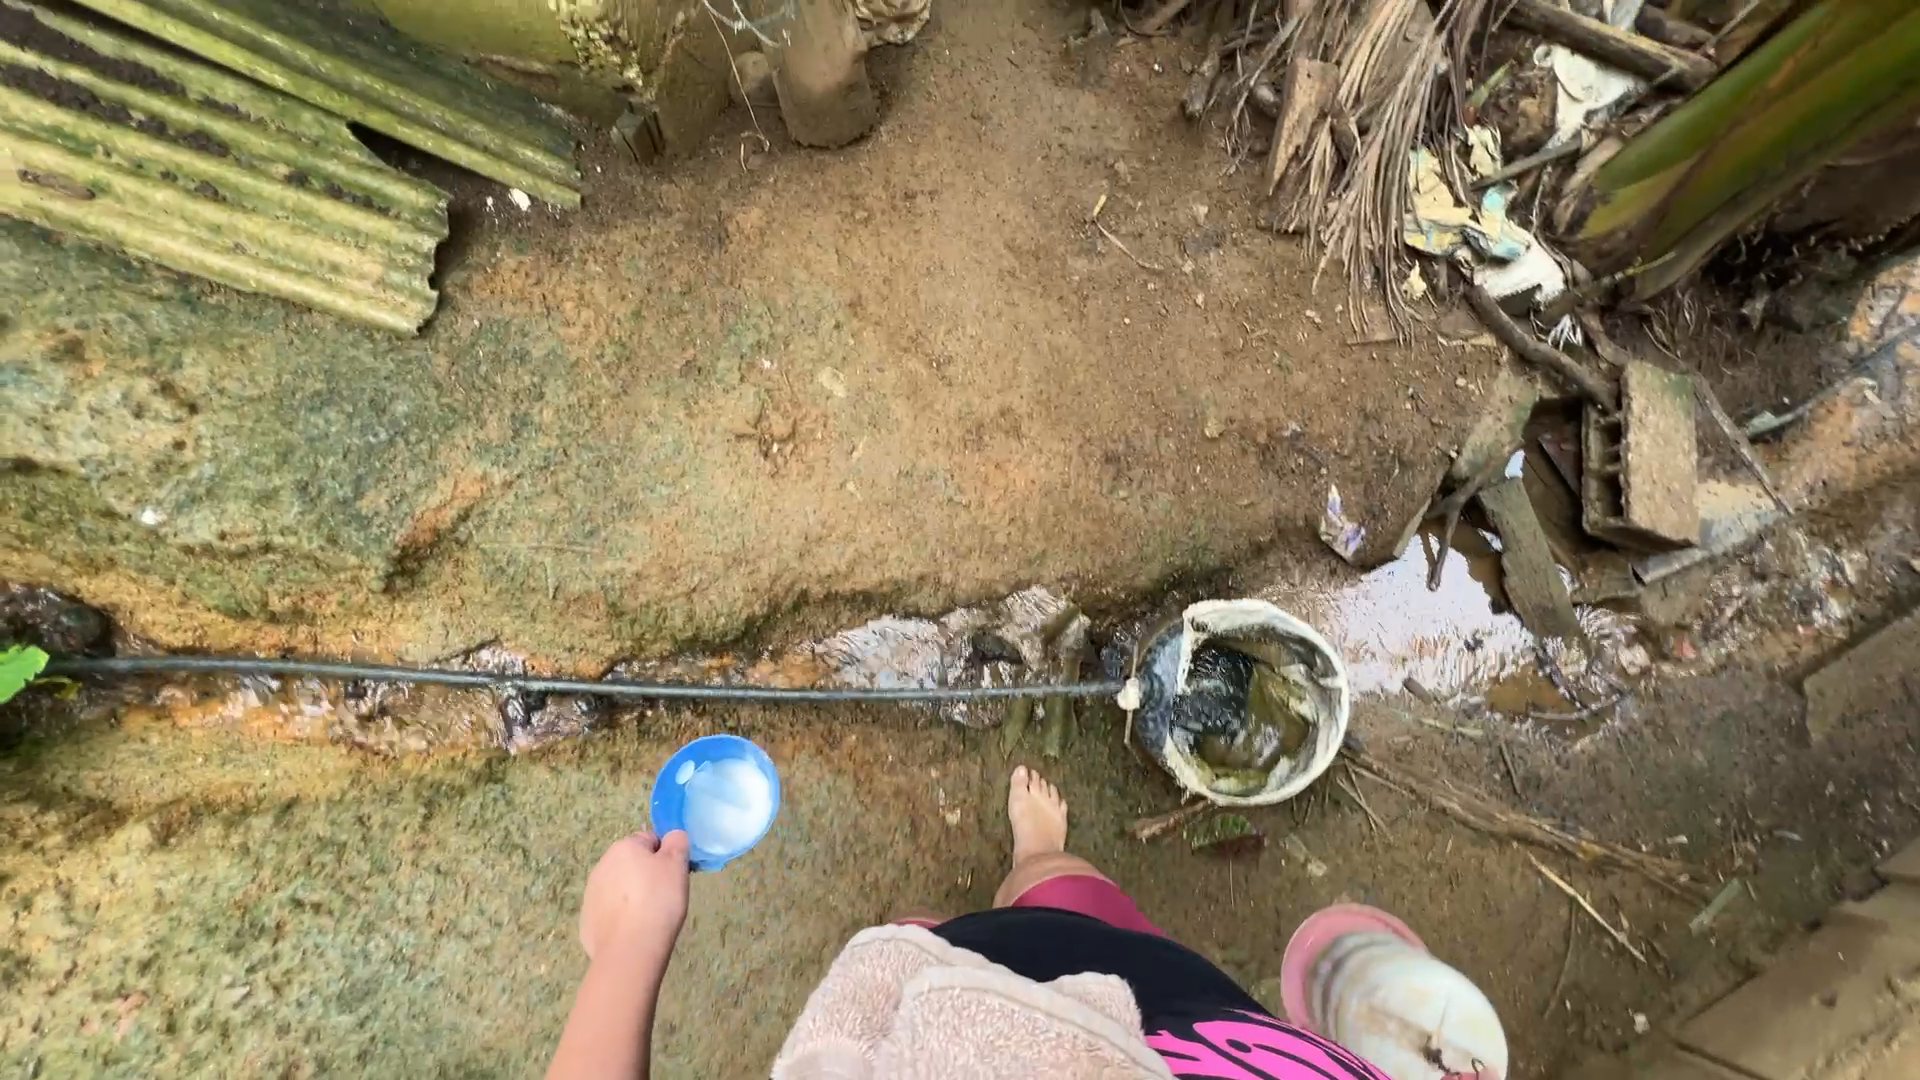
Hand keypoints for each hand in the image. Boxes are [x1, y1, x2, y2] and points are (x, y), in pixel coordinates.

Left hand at [577, 830, 689, 961]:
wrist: (630, 949)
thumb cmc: (658, 899)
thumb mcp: (678, 862)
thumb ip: (677, 841)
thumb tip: (671, 839)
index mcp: (624, 847)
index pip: (650, 840)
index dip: (666, 855)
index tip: (674, 874)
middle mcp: (602, 866)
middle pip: (633, 863)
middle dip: (648, 875)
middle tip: (665, 894)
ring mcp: (591, 895)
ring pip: (621, 887)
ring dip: (634, 895)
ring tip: (650, 914)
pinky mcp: (587, 921)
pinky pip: (611, 911)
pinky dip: (622, 916)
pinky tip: (634, 929)